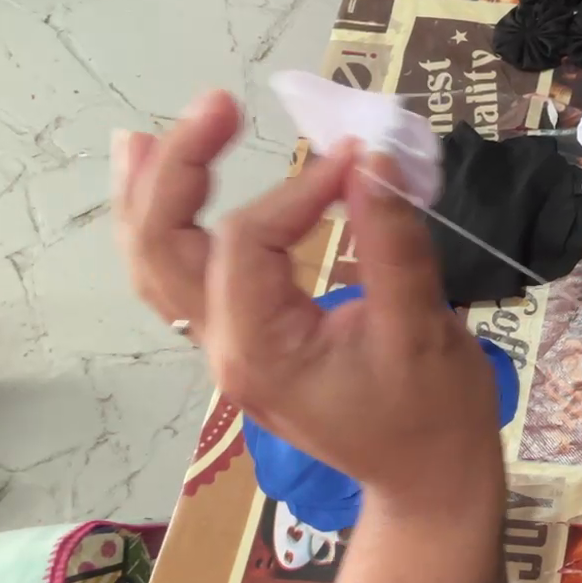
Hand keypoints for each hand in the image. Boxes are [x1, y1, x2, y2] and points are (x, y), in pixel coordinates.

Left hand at [113, 91, 499, 500]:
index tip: (362, 156)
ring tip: (146, 139)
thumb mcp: (422, 330)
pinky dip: (175, 234)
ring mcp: (233, 350)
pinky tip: (177, 202)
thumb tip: (375, 162)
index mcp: (261, 348)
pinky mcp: (254, 347)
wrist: (432, 478)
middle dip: (182, 169)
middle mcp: (226, 347)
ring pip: (160, 267)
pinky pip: (191, 284)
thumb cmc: (435, 413)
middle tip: (217, 104)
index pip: (251, 241)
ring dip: (150, 200)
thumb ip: (394, 247)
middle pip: (162, 247)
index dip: (302, 187)